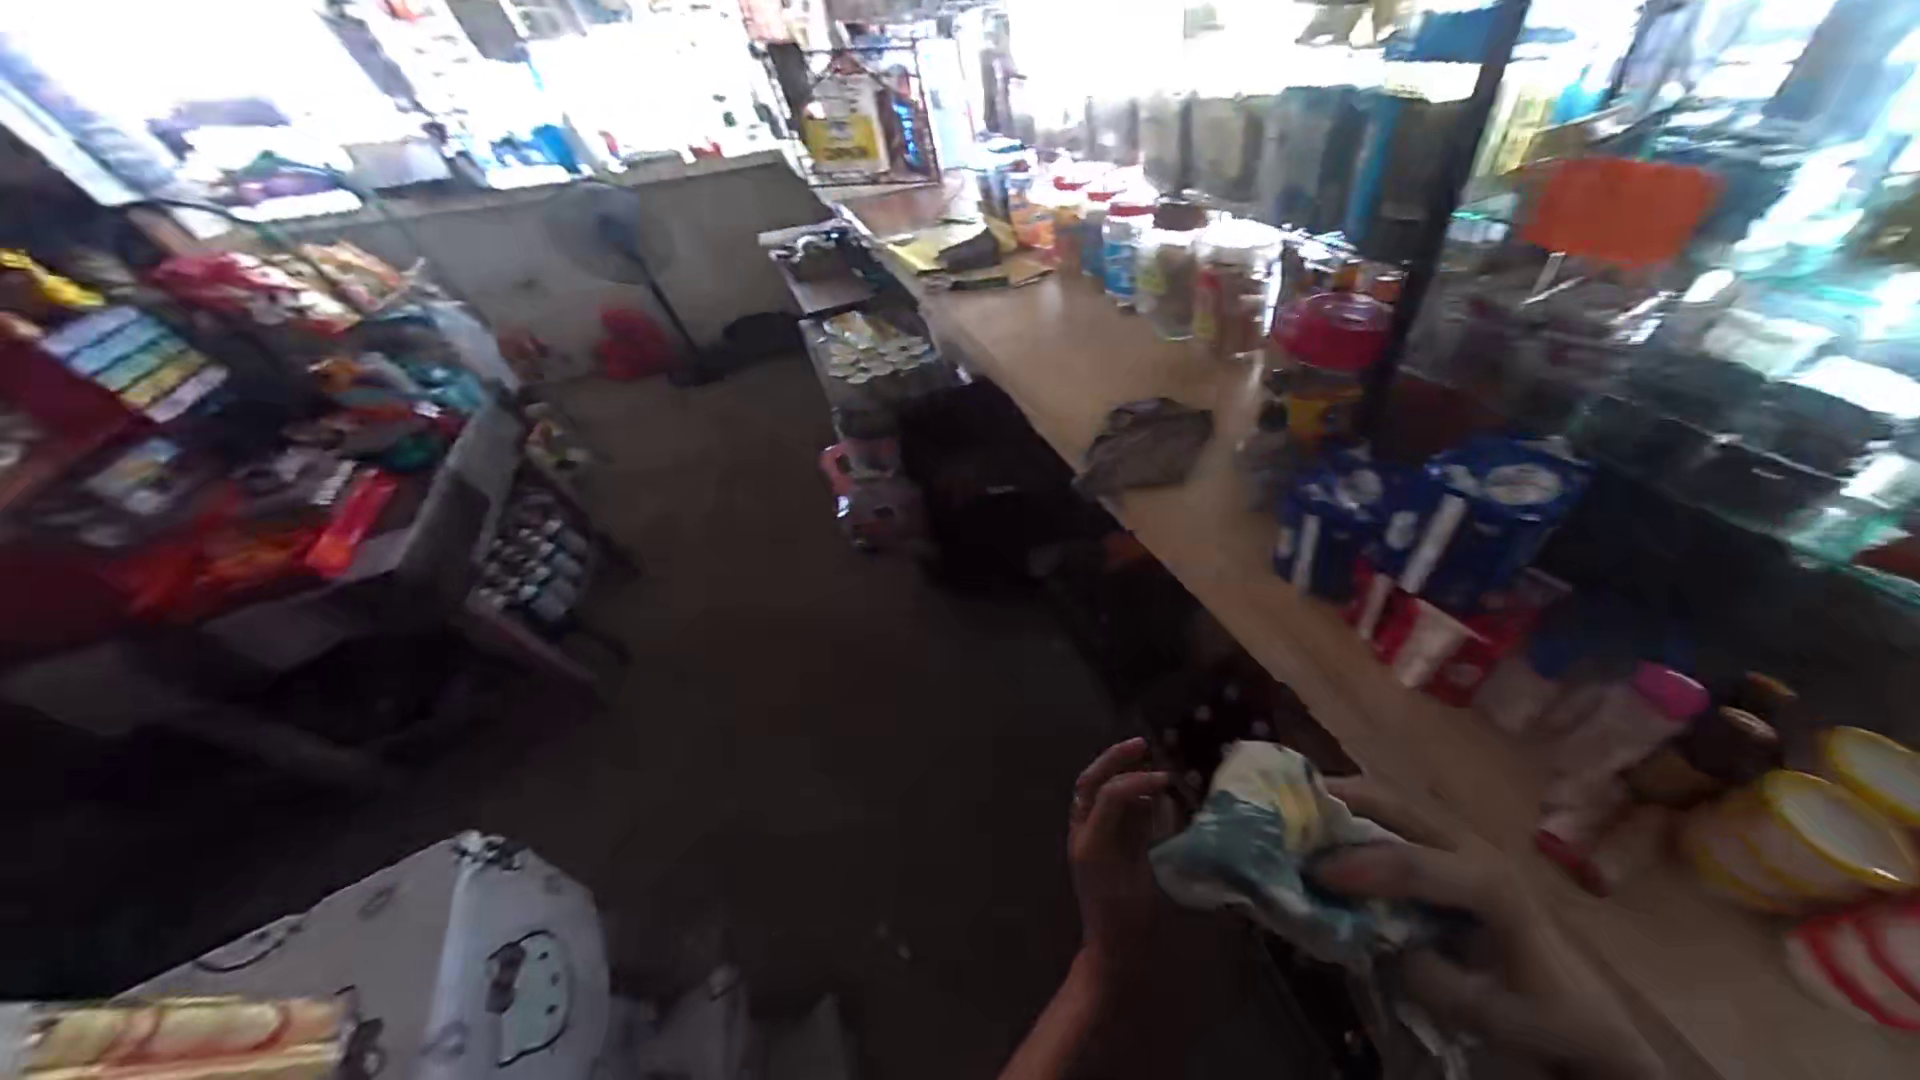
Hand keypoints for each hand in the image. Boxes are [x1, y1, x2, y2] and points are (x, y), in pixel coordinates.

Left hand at [1068, 737, 1171, 972]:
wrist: (1112, 950)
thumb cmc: (1129, 919)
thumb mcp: (1143, 875)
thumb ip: (1148, 833)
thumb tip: (1160, 794)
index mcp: (1092, 839)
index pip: (1109, 794)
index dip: (1136, 781)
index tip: (1165, 778)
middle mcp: (1083, 831)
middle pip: (1091, 782)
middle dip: (1113, 759)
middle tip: (1142, 745)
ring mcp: (1085, 835)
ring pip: (1091, 789)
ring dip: (1113, 769)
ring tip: (1141, 755)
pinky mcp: (1093, 842)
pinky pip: (1099, 806)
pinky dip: (1118, 790)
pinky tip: (1142, 787)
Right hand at [1313, 778, 1662, 1079]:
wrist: (1590, 1011)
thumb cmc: (1544, 1013)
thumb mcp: (1492, 1014)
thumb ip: (1427, 975)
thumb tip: (1361, 935)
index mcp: (1492, 886)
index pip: (1414, 864)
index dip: (1359, 864)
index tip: (1313, 871)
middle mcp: (1472, 847)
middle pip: (1396, 803)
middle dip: (1336, 798)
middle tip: (1285, 801)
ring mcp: (1459, 839)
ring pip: (1389, 797)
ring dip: (1339, 797)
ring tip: (1294, 802)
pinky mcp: (1445, 845)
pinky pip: (1391, 812)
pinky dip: (1351, 808)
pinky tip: (1322, 817)